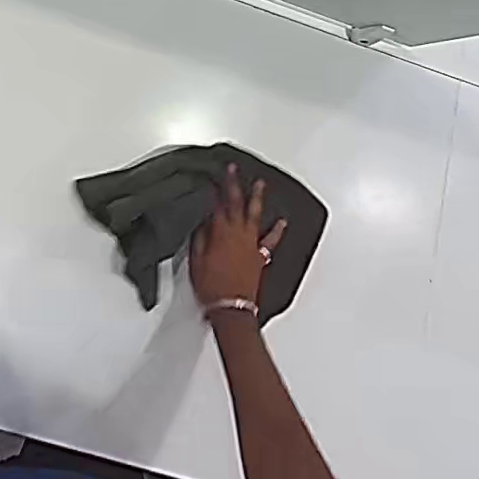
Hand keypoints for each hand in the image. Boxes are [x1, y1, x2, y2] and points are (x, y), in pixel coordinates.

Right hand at [192, 164, 286, 311]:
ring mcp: (251, 243)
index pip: (216, 205)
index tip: (211, 178)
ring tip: (259, 183)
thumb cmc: (211, 287)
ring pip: (254, 214)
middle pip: (235, 203)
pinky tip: (283, 221)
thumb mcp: (196, 261)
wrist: (231, 309)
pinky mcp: (259, 256)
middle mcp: (238, 234)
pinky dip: (277, 229)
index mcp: (220, 233)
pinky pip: (271, 239)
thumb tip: (202, 222)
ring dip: (256, 197)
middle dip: (233, 183)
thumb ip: (199, 237)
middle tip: (232, 169)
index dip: (213, 190)